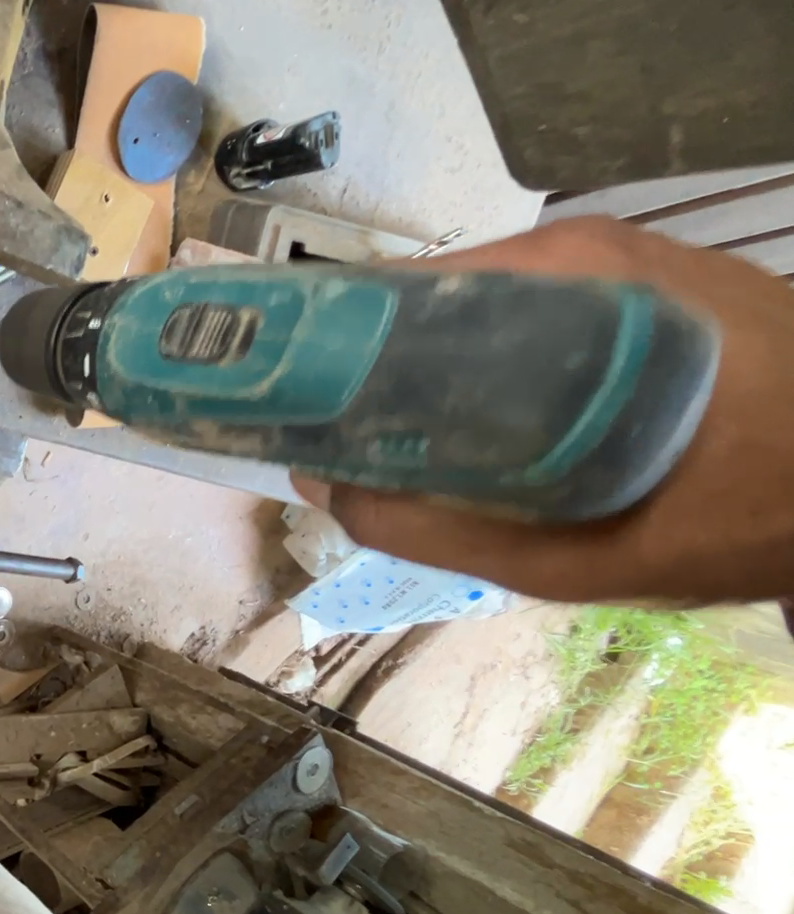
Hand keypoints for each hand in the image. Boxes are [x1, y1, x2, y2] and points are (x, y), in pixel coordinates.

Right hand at [294, 216, 793, 603]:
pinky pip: (495, 318)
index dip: (317, 344)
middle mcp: (571, 256)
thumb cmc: (751, 512)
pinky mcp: (619, 281)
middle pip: (409, 302)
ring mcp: (598, 263)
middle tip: (303, 424)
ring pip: (447, 310)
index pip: (390, 298)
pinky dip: (450, 361)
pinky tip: (434, 416)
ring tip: (351, 426)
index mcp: (561, 288)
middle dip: (345, 361)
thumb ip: (436, 529)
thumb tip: (317, 482)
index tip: (271, 393)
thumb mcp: (575, 554)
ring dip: (395, 364)